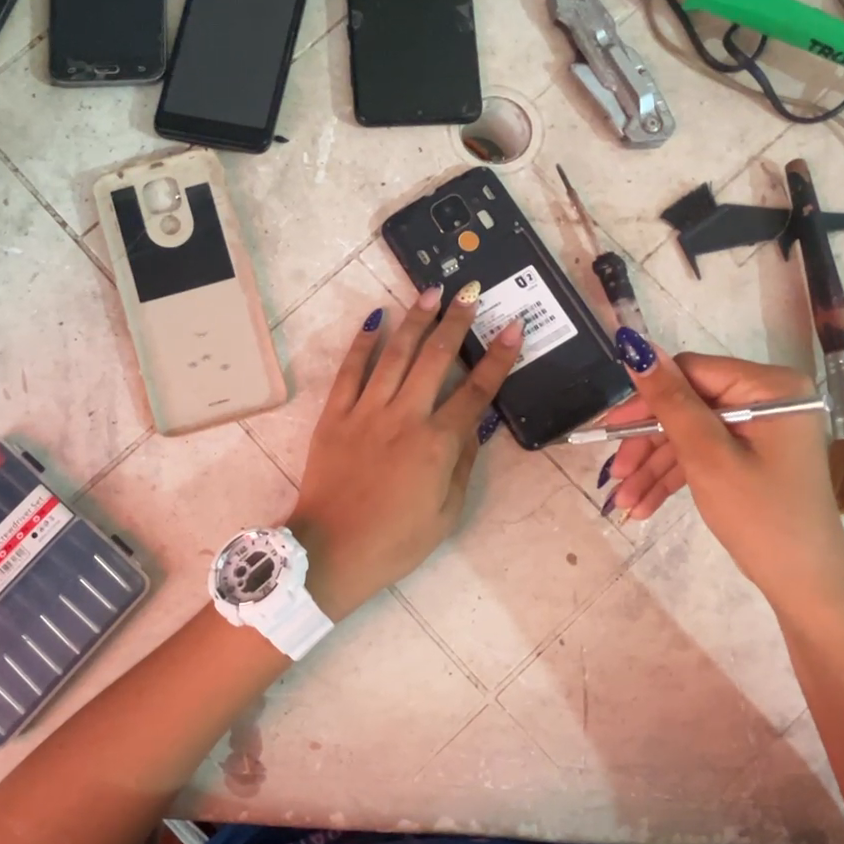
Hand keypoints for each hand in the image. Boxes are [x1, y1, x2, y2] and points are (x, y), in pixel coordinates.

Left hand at [288, 284, 522, 619]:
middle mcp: (404, 417)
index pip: (476, 391)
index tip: (512, 328)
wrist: (331, 551)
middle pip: (435, 359)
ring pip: (394, 355)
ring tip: (430, 292)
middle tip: (470, 292)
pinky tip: (374, 319)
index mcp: (437, 444)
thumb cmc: (395, 542)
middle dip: (456, 322)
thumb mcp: (446, 514)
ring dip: (414, 321)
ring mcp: (365, 412)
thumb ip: (462, 465)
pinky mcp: (334, 416)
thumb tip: (474, 426)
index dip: (498, 358)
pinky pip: (350, 371)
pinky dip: (362, 342)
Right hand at [602, 329, 843, 599]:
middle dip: (645, 444)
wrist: (804, 581)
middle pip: (685, 405)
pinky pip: (703, 454)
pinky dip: (673, 477)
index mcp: (770, 388)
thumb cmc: (760, 513)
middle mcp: (768, 399)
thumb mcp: (707, 455)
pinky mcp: (753, 455)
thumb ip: (669, 400)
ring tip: (623, 501)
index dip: (646, 400)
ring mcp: (761, 429)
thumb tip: (634, 346)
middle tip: (614, 475)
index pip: (690, 372)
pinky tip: (643, 505)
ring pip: (688, 435)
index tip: (608, 431)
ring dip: (653, 468)